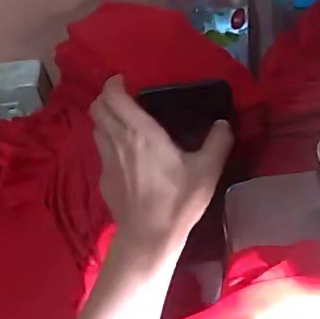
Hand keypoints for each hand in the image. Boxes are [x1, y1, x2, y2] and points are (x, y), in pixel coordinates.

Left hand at [89, 76, 231, 259]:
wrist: (149, 236)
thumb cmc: (178, 200)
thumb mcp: (206, 170)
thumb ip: (218, 142)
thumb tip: (223, 124)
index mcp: (140, 132)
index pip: (112, 95)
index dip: (114, 84)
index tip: (126, 82)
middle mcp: (117, 141)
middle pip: (97, 108)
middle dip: (107, 99)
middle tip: (124, 101)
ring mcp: (106, 161)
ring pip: (96, 129)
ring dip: (105, 121)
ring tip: (123, 125)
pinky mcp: (103, 180)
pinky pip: (101, 152)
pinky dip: (107, 145)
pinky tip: (124, 157)